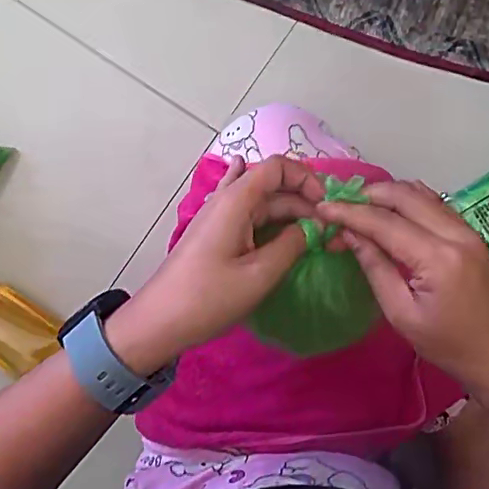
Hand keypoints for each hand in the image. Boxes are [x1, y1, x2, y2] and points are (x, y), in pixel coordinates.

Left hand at [107, 156, 323, 374]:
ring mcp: (220, 215)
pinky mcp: (216, 232)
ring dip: (290, 209)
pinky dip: (266, 207)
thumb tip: (314, 227)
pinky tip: (271, 200)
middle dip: (304, 199)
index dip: (307, 179)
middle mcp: (228, 199)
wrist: (159, 321)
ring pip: (263, 200)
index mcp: (237, 200)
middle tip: (329, 228)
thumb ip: (291, 244)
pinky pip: (247, 210)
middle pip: (273, 184)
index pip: (278, 166)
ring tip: (314, 229)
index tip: (326, 207)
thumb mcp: (259, 274)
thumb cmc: (208, 298)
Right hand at [317, 181, 488, 393]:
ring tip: (359, 206)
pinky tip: (390, 210)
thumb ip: (375, 268)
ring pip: (421, 193)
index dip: (350, 213)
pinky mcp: (470, 233)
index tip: (322, 209)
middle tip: (340, 206)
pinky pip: (435, 203)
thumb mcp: (402, 315)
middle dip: (368, 195)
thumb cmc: (447, 345)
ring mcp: (467, 230)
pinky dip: (408, 200)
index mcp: (438, 258)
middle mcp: (456, 234)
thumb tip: (349, 234)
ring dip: (388, 194)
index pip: (385, 223)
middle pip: (404, 195)